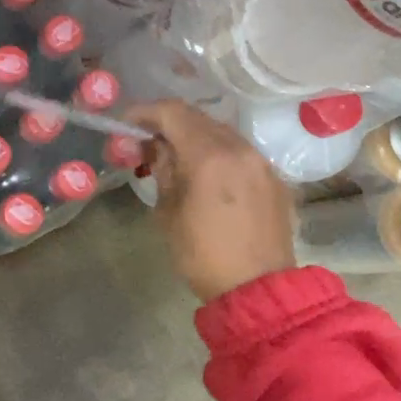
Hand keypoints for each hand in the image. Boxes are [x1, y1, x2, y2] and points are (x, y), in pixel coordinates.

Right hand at [128, 99, 296, 303]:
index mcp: (209, 156)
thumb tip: (156, 148)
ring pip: (221, 132)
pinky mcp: (274, 177)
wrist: (258, 288)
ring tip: (175, 160)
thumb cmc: (202, 255)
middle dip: (168, 125)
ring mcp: (261, 161)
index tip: (127, 125)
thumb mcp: (167, 212)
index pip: (172, 112)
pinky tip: (206, 177)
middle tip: (146, 144)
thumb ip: (163, 171)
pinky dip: (217, 154)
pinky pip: (240, 152)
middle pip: (198, 118)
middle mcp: (239, 148)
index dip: (144, 112)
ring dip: (194, 138)